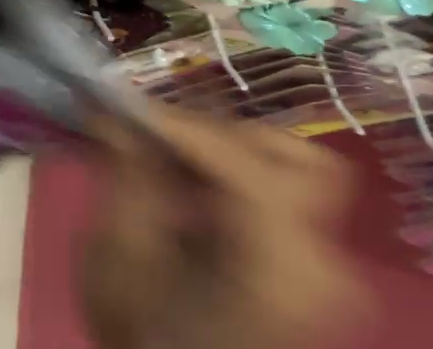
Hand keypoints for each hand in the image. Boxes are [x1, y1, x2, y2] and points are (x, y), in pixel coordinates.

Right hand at [78, 106, 367, 348]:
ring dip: (210, 144)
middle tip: (140, 127)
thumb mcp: (119, 256)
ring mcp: (318, 261)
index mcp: (282, 269)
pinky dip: (216, 168)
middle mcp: (322, 261)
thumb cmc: (143, 330)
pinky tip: (166, 173)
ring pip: (283, 165)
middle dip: (209, 131)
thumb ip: (126, 177)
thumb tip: (110, 110)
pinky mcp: (300, 260)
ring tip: (147, 147)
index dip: (186, 127)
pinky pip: (268, 190)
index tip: (118, 106)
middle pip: (290, 159)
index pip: (254, 170)